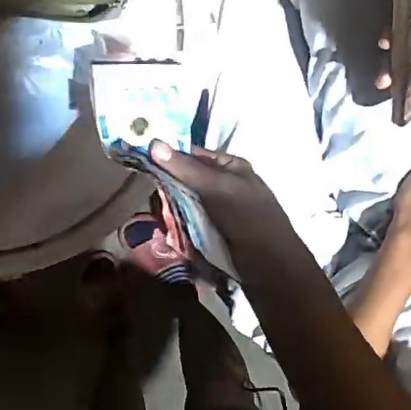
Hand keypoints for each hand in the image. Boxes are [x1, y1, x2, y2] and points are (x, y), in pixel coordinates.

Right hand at [147, 140, 283, 239]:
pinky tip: (168, 233)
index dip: (167, 157)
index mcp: (229, 167)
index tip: (142, 163)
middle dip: (166, 191)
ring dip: (168, 213)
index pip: (190, 155)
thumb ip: (186, 168)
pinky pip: (183, 224)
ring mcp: (213, 211)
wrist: (268, 268)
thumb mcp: (218, 188)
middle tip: (155, 202)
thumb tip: (154, 142)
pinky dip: (174, 228)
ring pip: (178, 204)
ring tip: (161, 221)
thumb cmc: (249, 220)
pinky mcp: (207, 233)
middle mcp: (220, 186)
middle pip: (181, 181)